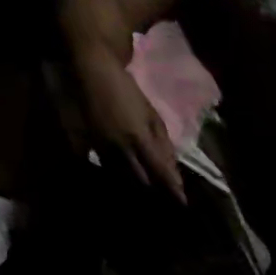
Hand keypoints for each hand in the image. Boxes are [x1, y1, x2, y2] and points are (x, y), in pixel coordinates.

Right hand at [77, 53, 185, 203]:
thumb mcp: (152, 117)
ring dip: (140, 189)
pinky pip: (110, 171)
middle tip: (168, 204)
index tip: (183, 203)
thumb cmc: (128, 93)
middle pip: (142, 182)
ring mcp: (104, 148)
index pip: (160, 172)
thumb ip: (164, 146)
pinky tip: (131, 184)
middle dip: (156, 194)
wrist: (92, 71)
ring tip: (152, 199)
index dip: (172, 190)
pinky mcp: (92, 147)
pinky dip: (123, 180)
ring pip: (125, 180)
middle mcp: (121, 148)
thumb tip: (175, 174)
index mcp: (139, 138)